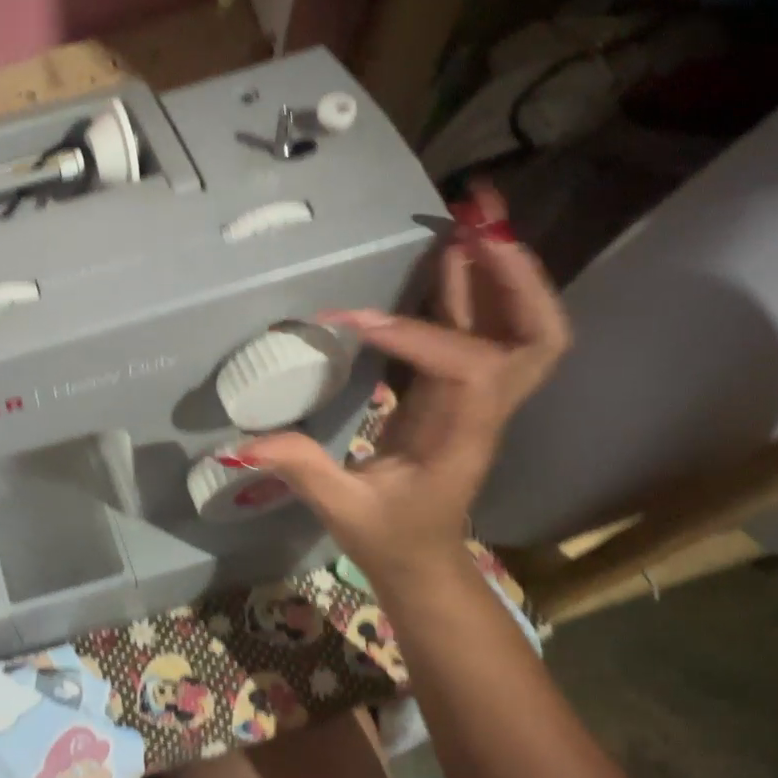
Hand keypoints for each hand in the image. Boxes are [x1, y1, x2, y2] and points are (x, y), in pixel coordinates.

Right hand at [237, 185, 570, 583]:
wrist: (423, 560)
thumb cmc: (390, 538)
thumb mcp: (343, 510)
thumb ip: (301, 470)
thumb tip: (241, 442)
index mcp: (462, 438)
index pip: (466, 368)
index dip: (417, 335)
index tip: (352, 321)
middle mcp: (484, 410)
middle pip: (536, 334)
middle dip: (514, 277)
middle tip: (479, 228)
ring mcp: (478, 397)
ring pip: (518, 325)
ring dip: (500, 269)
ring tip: (473, 217)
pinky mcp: (458, 390)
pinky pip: (479, 331)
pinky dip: (472, 289)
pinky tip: (447, 254)